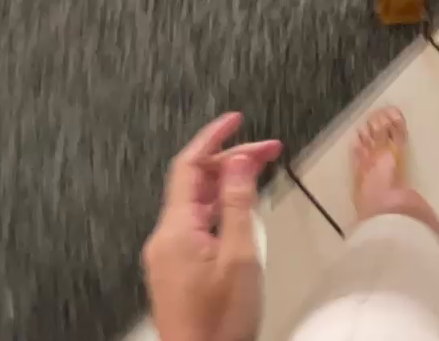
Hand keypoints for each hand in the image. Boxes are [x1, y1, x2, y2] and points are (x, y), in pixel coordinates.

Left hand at [143, 113, 283, 340]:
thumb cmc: (222, 322)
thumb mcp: (240, 256)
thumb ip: (238, 203)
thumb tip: (238, 159)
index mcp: (175, 230)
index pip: (189, 166)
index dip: (213, 138)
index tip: (237, 119)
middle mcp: (166, 239)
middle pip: (196, 182)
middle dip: (232, 159)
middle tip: (272, 150)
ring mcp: (170, 257)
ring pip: (199, 203)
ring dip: (229, 181)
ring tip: (263, 170)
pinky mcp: (178, 272)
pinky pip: (199, 223)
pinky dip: (222, 205)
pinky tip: (243, 207)